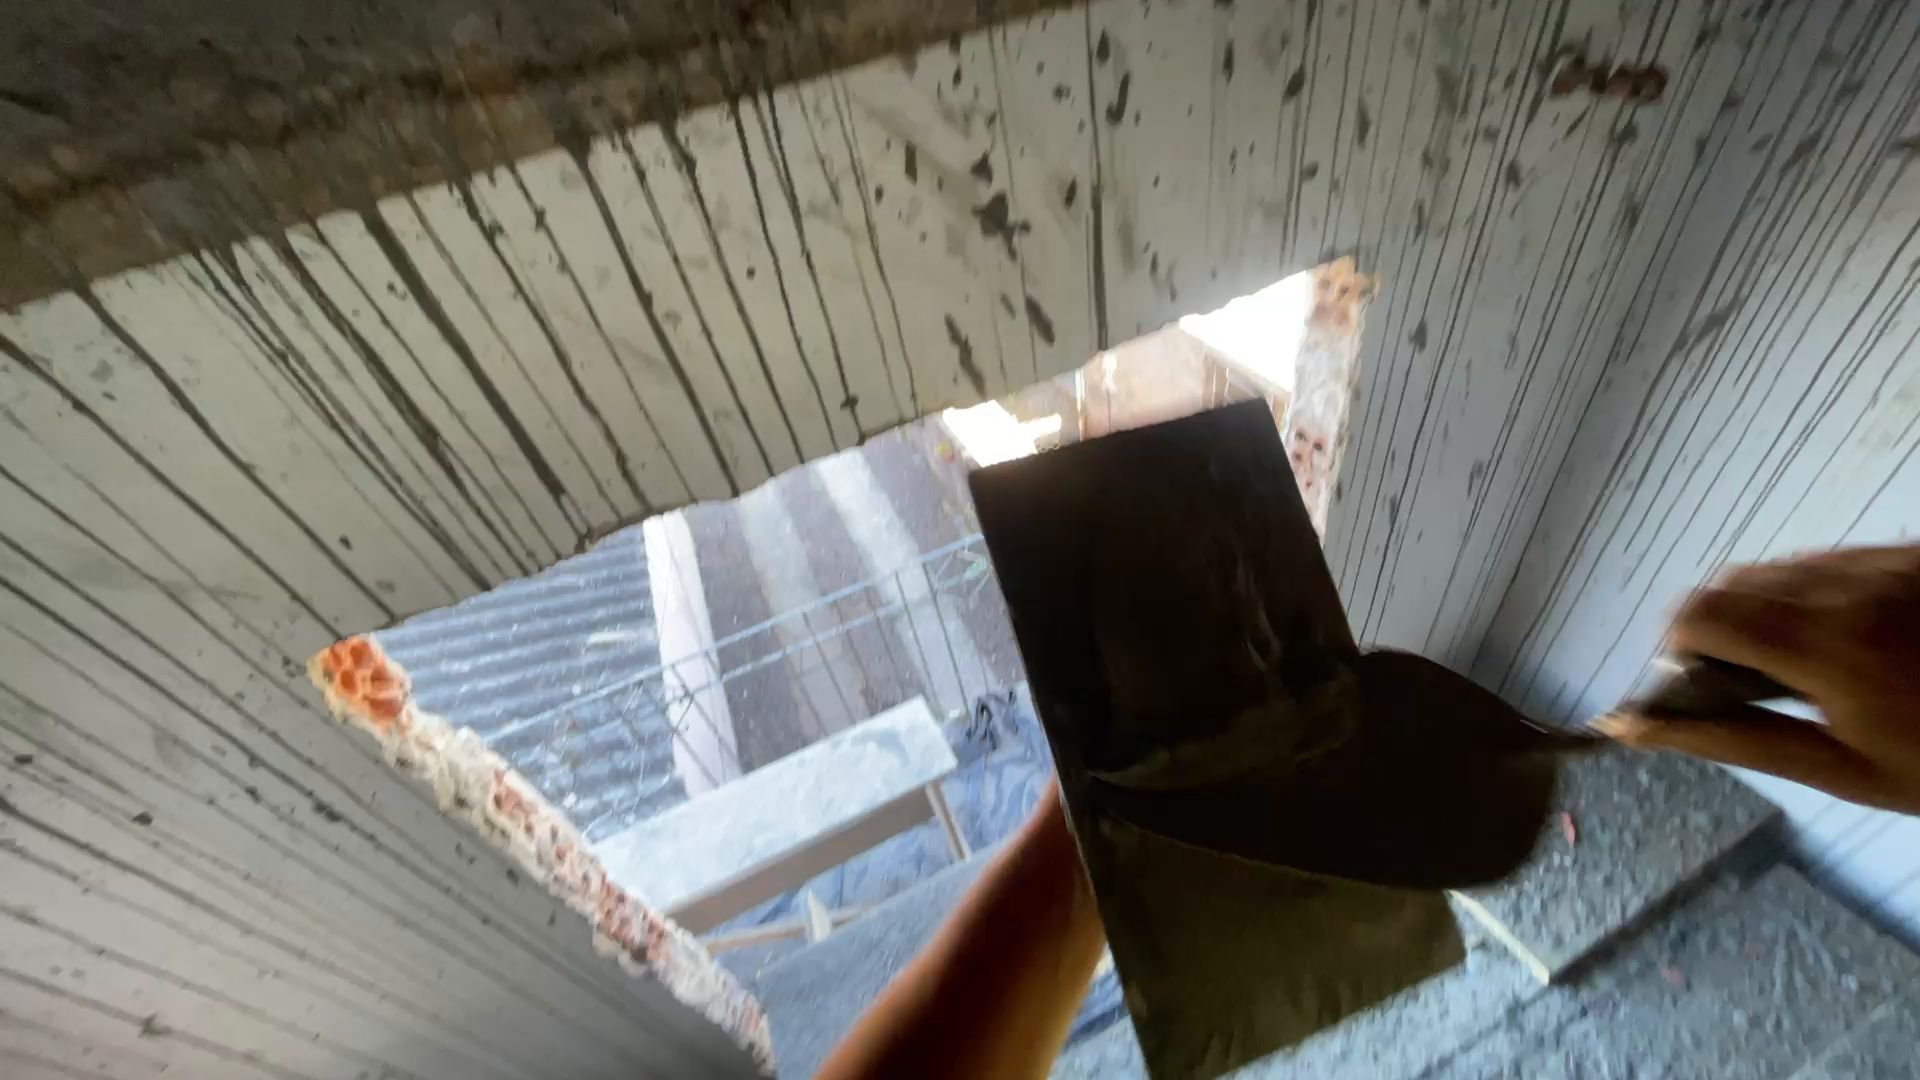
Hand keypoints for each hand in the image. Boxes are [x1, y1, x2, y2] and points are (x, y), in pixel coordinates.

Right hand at [1597, 544, 1919, 813]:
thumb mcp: (1846, 771)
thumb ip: (1730, 740)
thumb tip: (1624, 727)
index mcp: (1825, 646)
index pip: (1696, 615)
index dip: (1681, 645)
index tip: (1711, 679)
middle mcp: (1849, 590)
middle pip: (1728, 586)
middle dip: (1723, 627)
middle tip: (1766, 674)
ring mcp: (1891, 566)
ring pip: (1775, 571)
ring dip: (1769, 607)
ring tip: (1819, 654)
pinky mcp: (1916, 555)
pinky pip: (1830, 560)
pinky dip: (1818, 593)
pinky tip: (1862, 631)